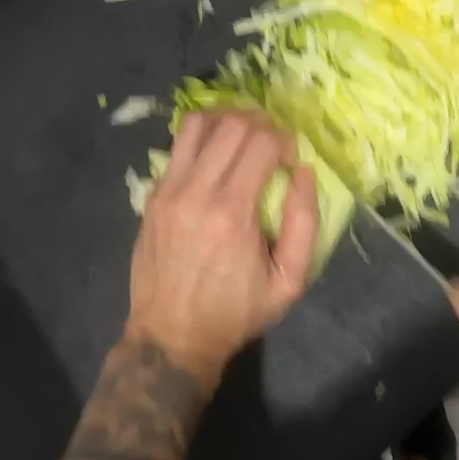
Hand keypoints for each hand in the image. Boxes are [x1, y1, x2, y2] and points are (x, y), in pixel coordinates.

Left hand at [125, 110, 319, 390]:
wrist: (170, 339)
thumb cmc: (235, 313)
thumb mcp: (288, 283)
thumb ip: (305, 224)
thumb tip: (305, 172)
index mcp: (232, 213)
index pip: (262, 142)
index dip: (285, 141)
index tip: (291, 161)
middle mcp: (197, 192)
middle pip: (232, 124)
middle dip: (261, 124)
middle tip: (272, 144)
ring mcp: (168, 190)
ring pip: (198, 123)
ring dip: (228, 120)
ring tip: (243, 136)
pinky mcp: (153, 194)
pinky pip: (178, 144)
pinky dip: (203, 136)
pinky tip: (217, 152)